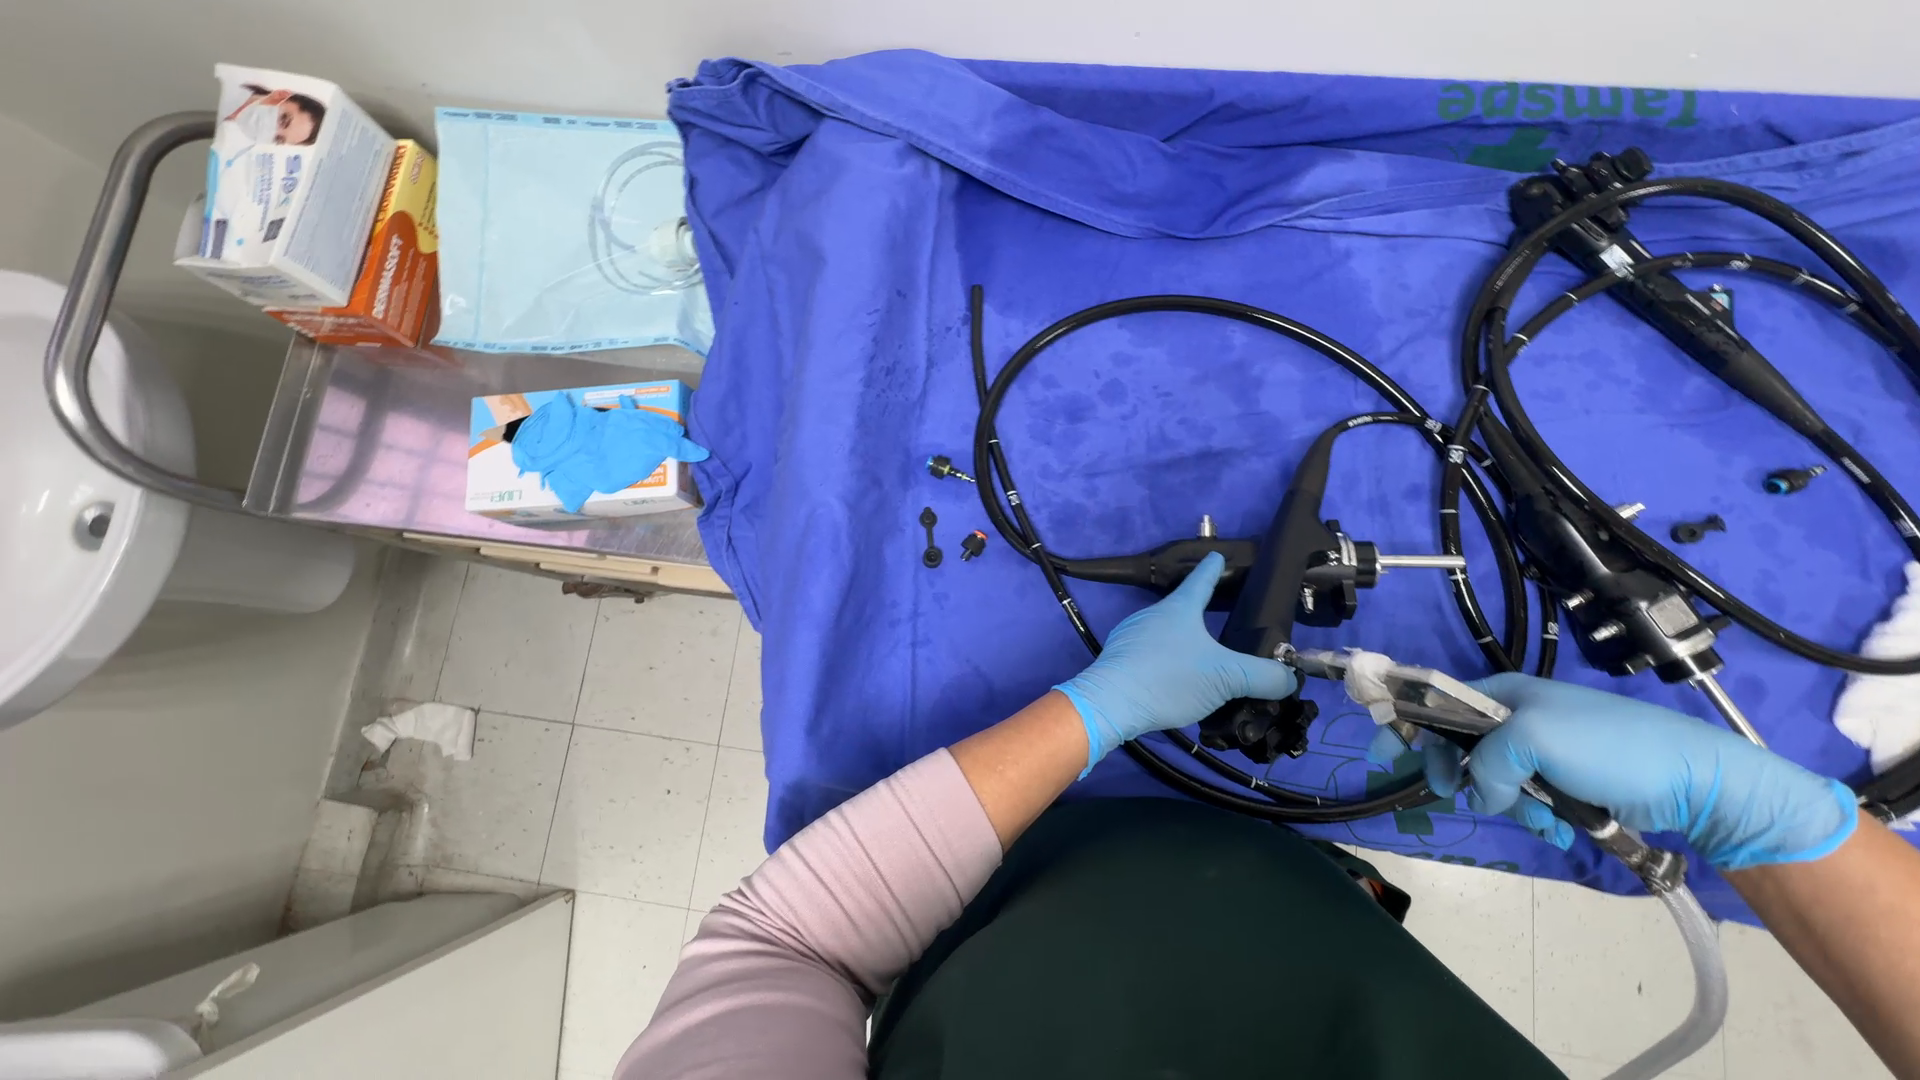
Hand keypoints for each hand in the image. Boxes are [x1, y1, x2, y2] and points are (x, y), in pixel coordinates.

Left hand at [1054, 552, 1297, 773]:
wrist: (1110, 703)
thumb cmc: (1169, 679)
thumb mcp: (1226, 677)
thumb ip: (1263, 677)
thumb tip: (1288, 678)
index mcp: (1179, 609)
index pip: (1200, 581)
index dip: (1212, 569)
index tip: (1216, 556)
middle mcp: (1152, 616)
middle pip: (1181, 609)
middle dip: (1199, 617)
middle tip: (1219, 628)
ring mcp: (1131, 637)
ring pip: (1164, 634)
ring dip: (1182, 646)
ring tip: (1201, 665)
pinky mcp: (1119, 660)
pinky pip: (1149, 656)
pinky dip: (1165, 664)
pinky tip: (1173, 683)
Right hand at [1378, 672, 1856, 870]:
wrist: (1702, 782)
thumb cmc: (1611, 748)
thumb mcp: (1534, 741)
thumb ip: (1486, 763)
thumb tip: (1480, 794)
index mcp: (1505, 694)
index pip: (1436, 700)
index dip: (1404, 723)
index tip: (1382, 754)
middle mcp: (1518, 716)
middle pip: (1459, 744)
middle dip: (1458, 774)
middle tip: (1451, 794)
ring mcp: (1545, 748)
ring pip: (1493, 777)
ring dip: (1504, 802)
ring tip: (1537, 820)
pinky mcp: (1569, 778)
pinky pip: (1528, 796)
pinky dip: (1534, 814)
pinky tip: (1557, 827)